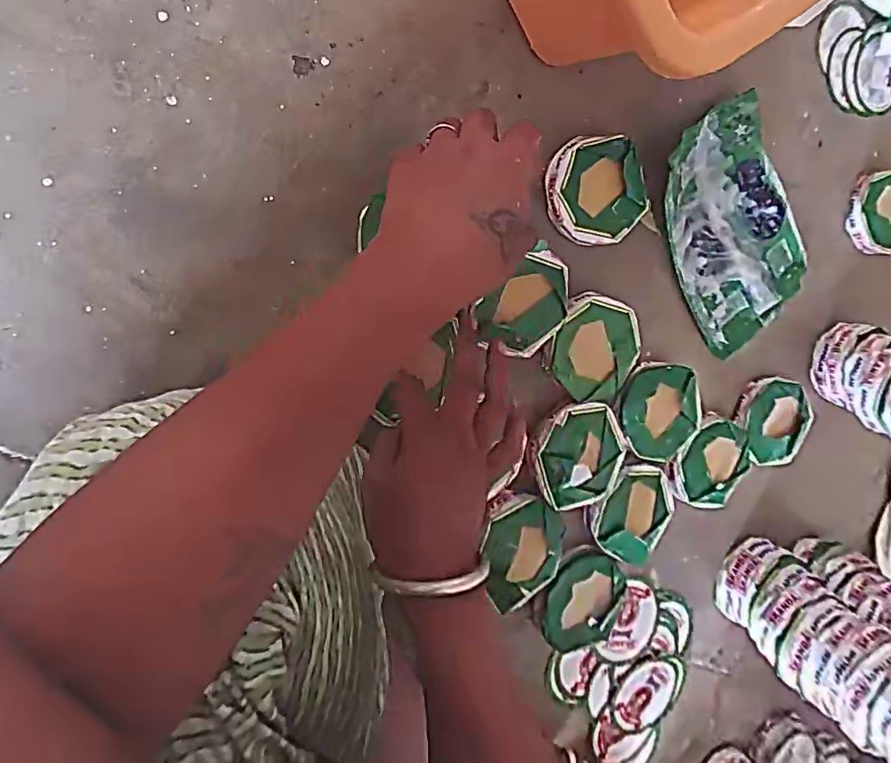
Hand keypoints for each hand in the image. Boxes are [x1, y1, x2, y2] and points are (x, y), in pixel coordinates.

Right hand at [364, 311, 528, 581]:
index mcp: (426, 435)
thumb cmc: (396, 527)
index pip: (413, 392)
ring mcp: (481, 456)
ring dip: (499, 375)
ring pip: (496, 406)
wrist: (433, 572)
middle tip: (470, 319)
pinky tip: (515, 408)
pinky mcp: (492, 476)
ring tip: (499, 347)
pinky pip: (510, 445)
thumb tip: (400, 422)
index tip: (391, 367)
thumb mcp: (375, 482)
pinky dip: (515, 424)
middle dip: (467, 347)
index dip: (401, 377)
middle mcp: (459, 437)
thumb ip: (389, 443)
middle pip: (467, 383)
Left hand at [374, 110, 542, 310]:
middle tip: (481, 162)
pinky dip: (420, 163)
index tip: (521, 162)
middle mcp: (474, 147)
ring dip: (452, 145)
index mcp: (510, 163)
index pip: (527, 133)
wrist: (420, 268)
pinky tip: (421, 186)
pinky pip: (416, 151)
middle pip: (483, 118)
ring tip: (448, 172)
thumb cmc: (475, 263)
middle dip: (484, 133)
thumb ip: (520, 228)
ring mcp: (436, 151)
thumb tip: (521, 227)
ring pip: (447, 129)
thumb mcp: (513, 251)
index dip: (524, 145)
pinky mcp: (405, 163)